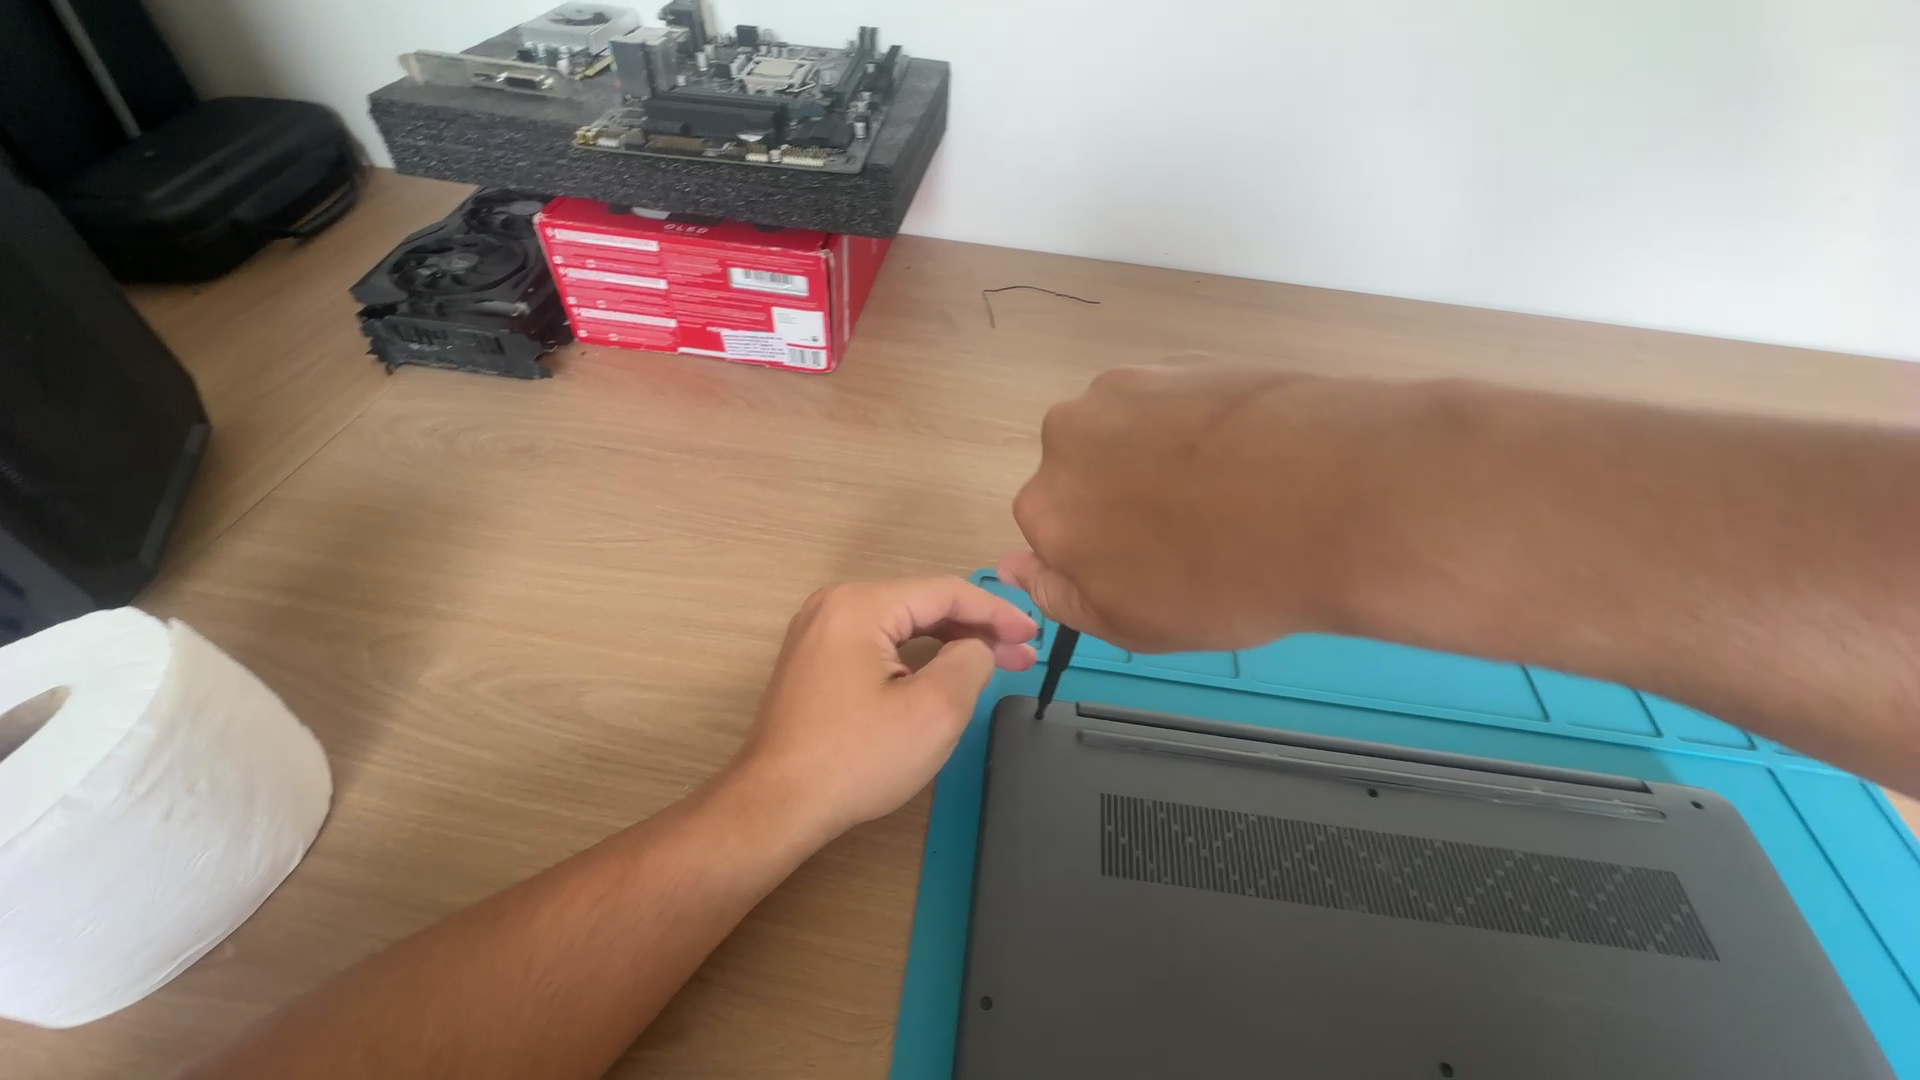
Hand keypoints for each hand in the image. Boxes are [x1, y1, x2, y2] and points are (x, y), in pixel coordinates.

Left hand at [729, 578, 1037, 839]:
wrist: (775, 806)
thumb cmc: (855, 759)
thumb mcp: (934, 710)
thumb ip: (971, 661)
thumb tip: (977, 646)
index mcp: (860, 604)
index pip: (945, 592)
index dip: (997, 611)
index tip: (1033, 635)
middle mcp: (835, 605)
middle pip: (922, 604)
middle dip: (975, 628)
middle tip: (1021, 656)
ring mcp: (819, 631)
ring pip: (901, 625)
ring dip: (949, 642)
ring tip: (992, 664)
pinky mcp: (816, 660)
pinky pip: (879, 644)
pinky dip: (917, 656)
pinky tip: (944, 673)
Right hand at [1002, 358, 1426, 651]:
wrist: (1341, 500)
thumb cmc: (1230, 581)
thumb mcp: (1133, 624)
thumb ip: (1058, 594)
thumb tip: (1015, 566)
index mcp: (1045, 508)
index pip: (1053, 531)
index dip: (1104, 549)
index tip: (1152, 562)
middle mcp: (1065, 438)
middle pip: (1081, 471)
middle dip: (1119, 495)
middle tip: (1189, 525)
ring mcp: (1123, 389)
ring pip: (1122, 430)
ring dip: (1153, 453)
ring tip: (1224, 485)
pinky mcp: (1178, 358)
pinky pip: (1167, 400)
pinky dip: (1192, 422)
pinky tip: (1242, 449)